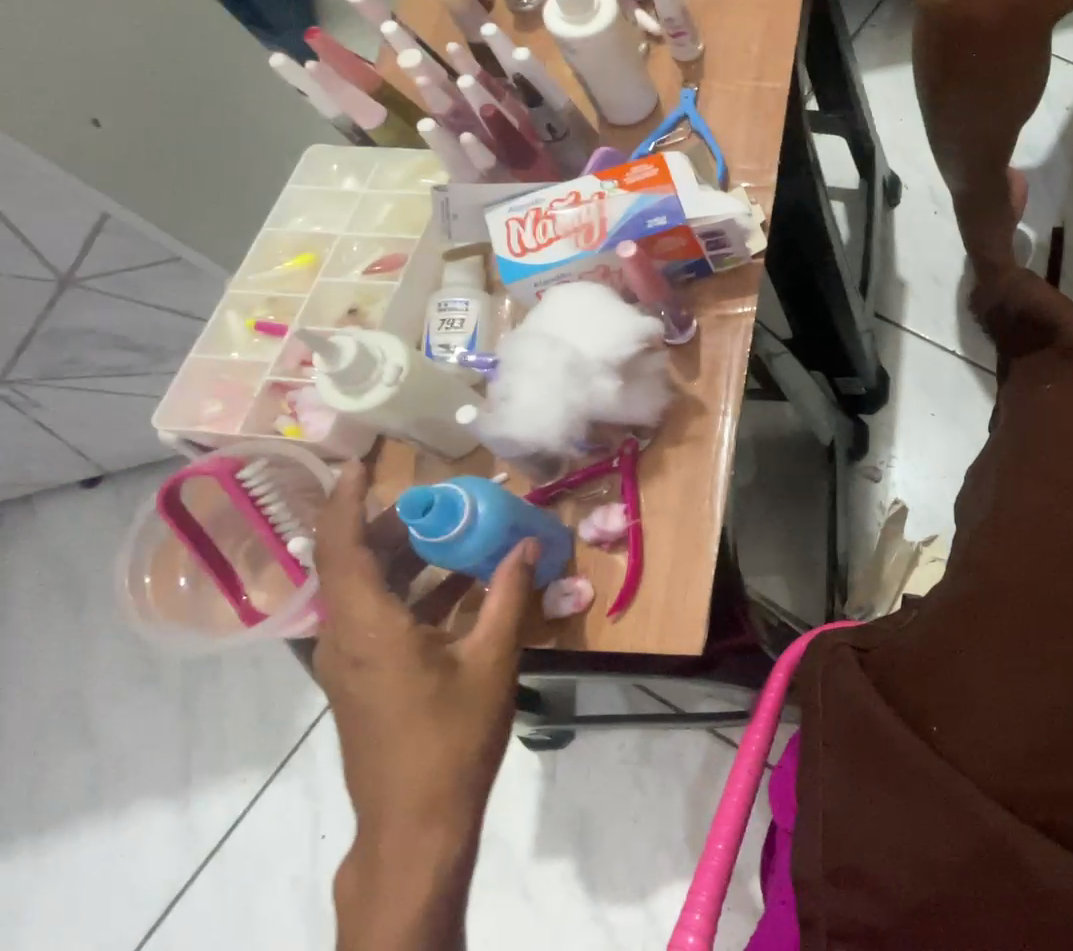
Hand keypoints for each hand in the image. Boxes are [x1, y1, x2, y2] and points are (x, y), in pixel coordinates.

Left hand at [314, 464, 536, 862]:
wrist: (417, 815)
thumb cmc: (453, 734)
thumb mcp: (491, 659)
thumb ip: (509, 596)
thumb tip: (528, 544)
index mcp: (367, 625)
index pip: (340, 546)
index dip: (346, 499)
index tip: (361, 460)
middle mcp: (345, 636)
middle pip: (354, 562)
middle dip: (392, 523)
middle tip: (440, 497)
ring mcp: (352, 659)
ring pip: (369, 590)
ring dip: (408, 558)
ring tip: (458, 532)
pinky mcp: (366, 676)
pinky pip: (381, 615)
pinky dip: (415, 591)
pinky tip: (462, 585)